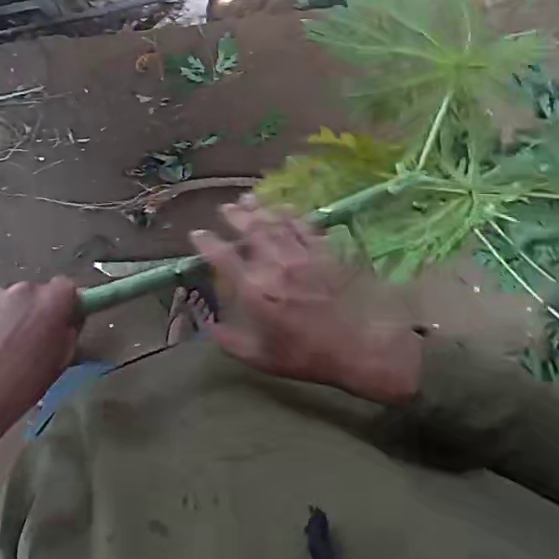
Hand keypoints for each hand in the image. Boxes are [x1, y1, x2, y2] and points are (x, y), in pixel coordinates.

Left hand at [0, 279, 80, 514]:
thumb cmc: (18, 389)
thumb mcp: (58, 365)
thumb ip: (67, 334)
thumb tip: (66, 321)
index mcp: (49, 301)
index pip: (67, 289)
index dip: (64, 308)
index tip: (59, 326)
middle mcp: (18, 290)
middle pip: (31, 296)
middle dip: (31, 315)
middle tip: (24, 346)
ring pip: (2, 304)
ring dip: (2, 320)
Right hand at [190, 198, 421, 404]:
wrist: (360, 346)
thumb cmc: (307, 355)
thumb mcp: (262, 358)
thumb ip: (231, 341)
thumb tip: (210, 328)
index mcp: (254, 289)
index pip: (223, 256)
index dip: (206, 242)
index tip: (197, 234)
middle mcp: (274, 265)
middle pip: (250, 230)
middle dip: (234, 216)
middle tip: (225, 208)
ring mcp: (301, 255)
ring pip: (275, 223)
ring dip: (259, 209)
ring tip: (247, 200)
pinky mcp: (324, 252)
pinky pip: (304, 225)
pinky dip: (291, 214)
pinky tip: (284, 209)